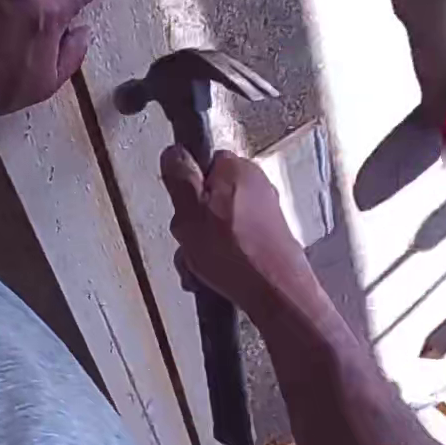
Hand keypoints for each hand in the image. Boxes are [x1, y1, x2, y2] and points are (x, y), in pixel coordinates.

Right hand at [160, 146, 318, 317]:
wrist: (273, 291)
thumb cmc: (234, 253)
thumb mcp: (189, 211)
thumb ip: (179, 177)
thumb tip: (172, 152)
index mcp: (237, 169)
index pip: (201, 163)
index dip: (183, 186)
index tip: (179, 206)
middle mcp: (255, 185)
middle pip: (204, 196)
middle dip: (190, 222)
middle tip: (188, 238)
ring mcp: (263, 213)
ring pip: (214, 224)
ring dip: (199, 245)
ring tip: (199, 264)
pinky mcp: (267, 238)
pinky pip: (229, 242)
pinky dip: (217, 257)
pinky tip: (212, 273)